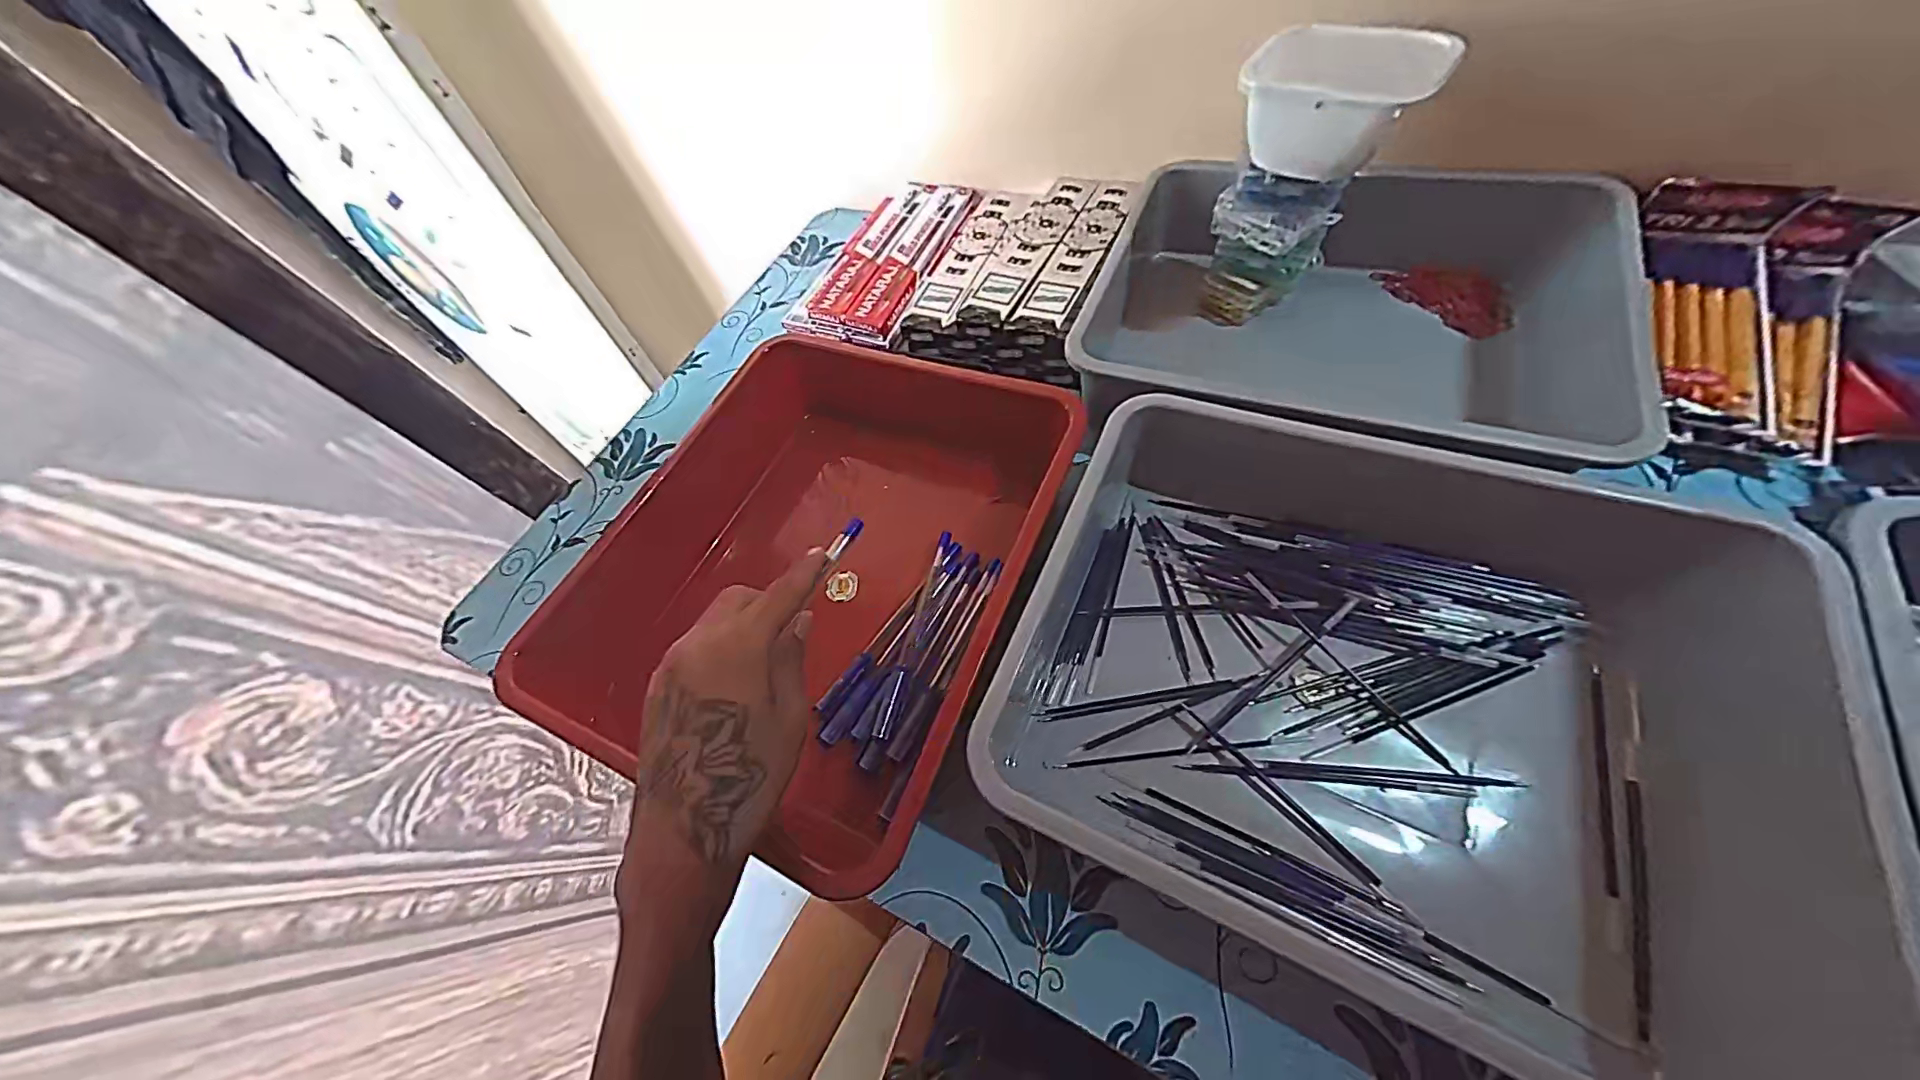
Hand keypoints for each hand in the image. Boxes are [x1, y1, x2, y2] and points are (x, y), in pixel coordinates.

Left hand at [619, 548, 825, 912]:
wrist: (684, 831)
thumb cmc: (751, 777)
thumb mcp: (790, 717)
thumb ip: (791, 658)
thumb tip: (797, 620)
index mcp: (737, 647)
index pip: (778, 596)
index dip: (804, 574)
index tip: (821, 556)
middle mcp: (698, 644)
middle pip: (739, 599)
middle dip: (768, 601)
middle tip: (793, 628)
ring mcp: (672, 665)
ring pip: (715, 621)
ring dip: (744, 625)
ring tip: (765, 664)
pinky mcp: (658, 686)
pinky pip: (697, 646)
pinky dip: (722, 646)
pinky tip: (734, 685)